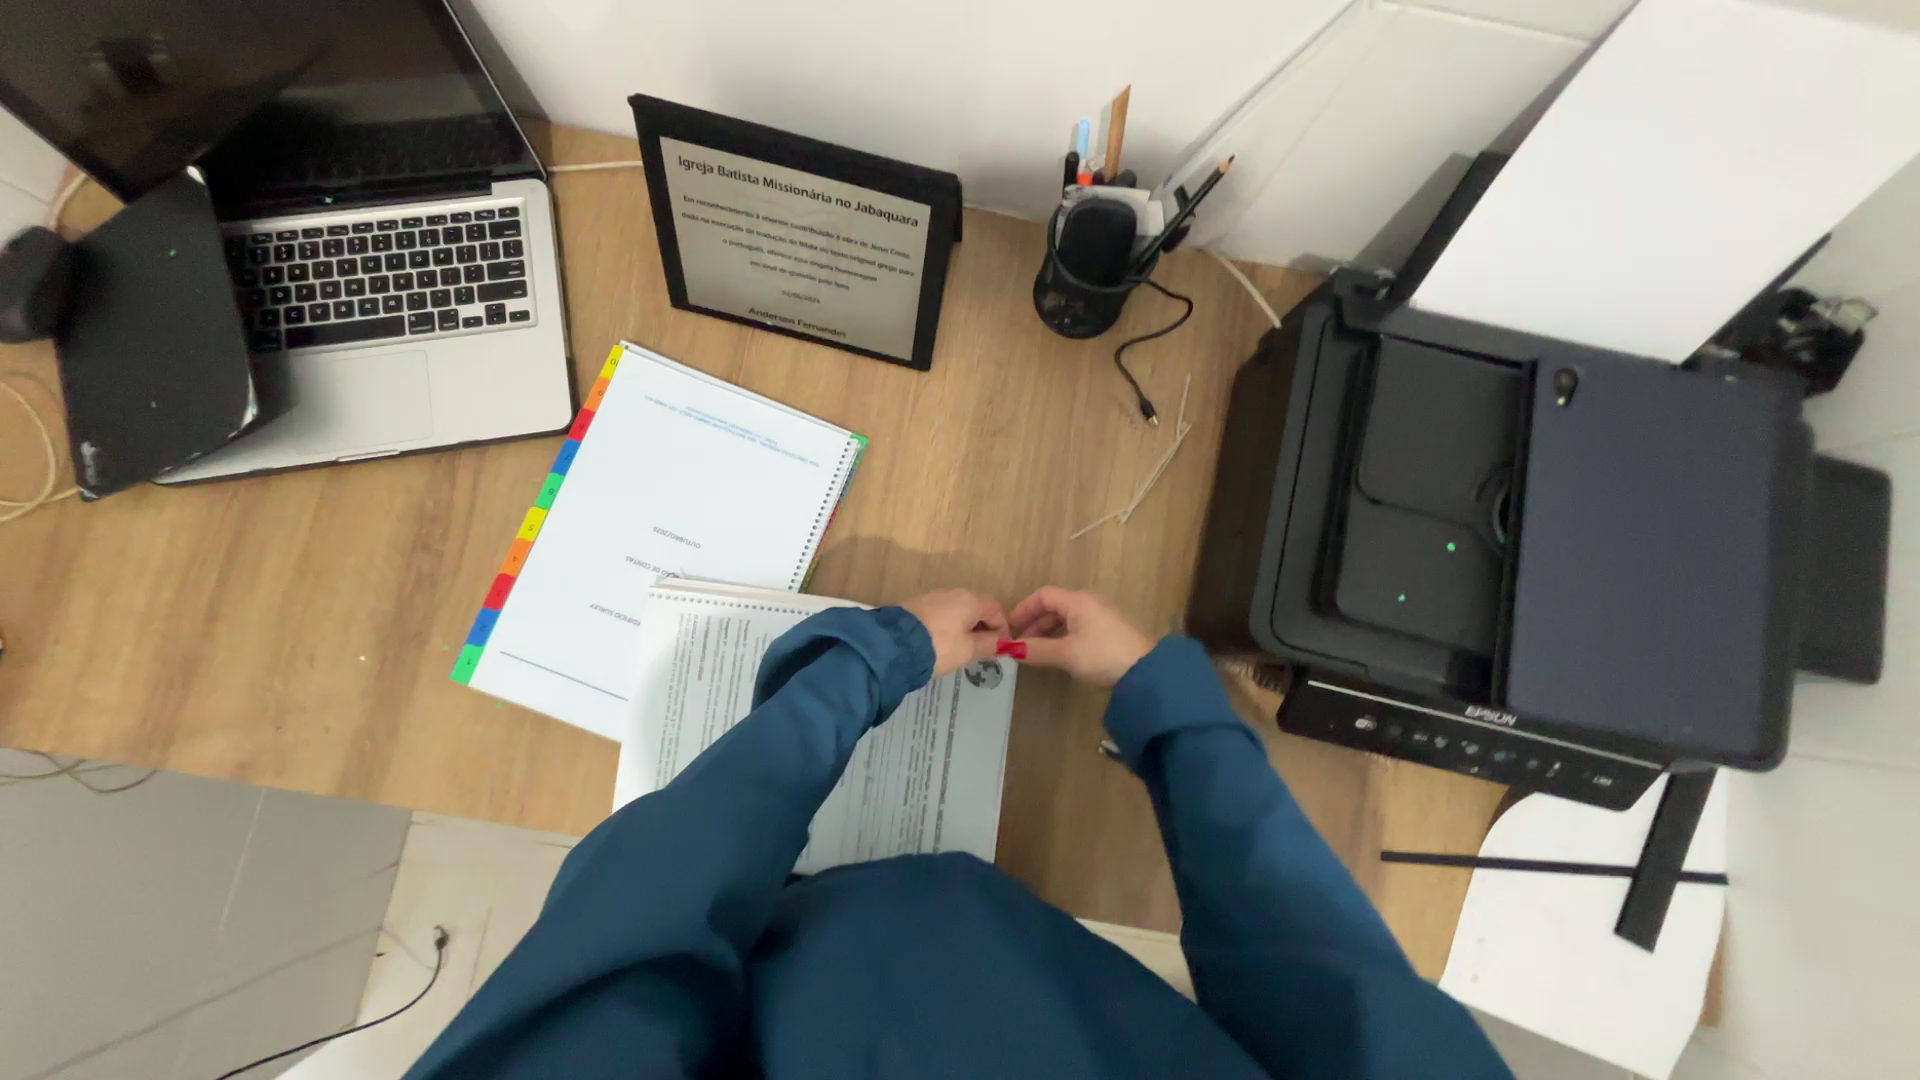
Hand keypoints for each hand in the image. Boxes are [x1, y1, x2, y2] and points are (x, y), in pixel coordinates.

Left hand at [901, 589, 1009, 677]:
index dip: (1002, 628)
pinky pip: (941, 614)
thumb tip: (1002, 642)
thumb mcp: (968, 650)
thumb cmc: (939, 647)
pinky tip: (942, 644)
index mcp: (970, 599)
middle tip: (983, 650)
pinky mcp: (916, 606)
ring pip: (957, 610)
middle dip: (983, 628)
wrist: (894, 645)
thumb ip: (989, 644)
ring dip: (965, 628)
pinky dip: (948, 627)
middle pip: (976, 607)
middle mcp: (952, 592)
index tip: (1001, 647)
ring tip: (962, 650)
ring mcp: (932, 597)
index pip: (996, 608)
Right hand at [1009, 587, 1154, 686]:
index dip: (1024, 608)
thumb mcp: (1065, 653)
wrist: (1146, 671)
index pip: (1043, 595)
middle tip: (1023, 644)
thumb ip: (1037, 650)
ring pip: (1067, 618)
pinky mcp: (1110, 631)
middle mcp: (1089, 602)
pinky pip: (1079, 627)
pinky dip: (1064, 637)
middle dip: (1036, 623)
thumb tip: (1011, 649)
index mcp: (1077, 601)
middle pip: (1055, 606)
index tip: (1011, 627)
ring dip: (1050, 632)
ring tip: (1039, 652)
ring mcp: (1102, 616)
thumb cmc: (1102, 655)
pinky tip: (1061, 654)